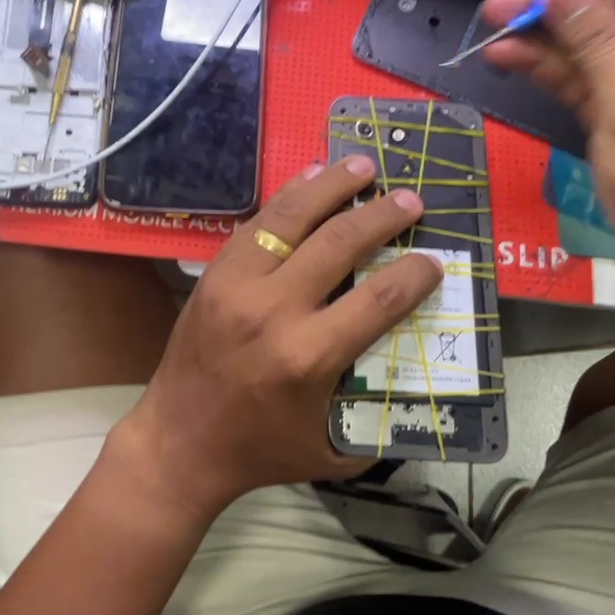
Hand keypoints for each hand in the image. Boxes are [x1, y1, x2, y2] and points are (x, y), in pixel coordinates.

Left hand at [109, 157, 442, 520]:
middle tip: (411, 200)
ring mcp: (238, 285)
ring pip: (291, 218)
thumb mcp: (331, 448)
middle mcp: (273, 311)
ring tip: (363, 166)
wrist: (179, 442)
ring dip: (331, 186)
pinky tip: (311, 179)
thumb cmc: (261, 449)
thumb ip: (379, 416)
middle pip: (338, 244)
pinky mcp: (215, 274)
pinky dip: (288, 197)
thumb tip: (419, 378)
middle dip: (381, 216)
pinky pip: (257, 224)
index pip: (377, 299)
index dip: (413, 274)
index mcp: (308, 356)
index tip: (434, 260)